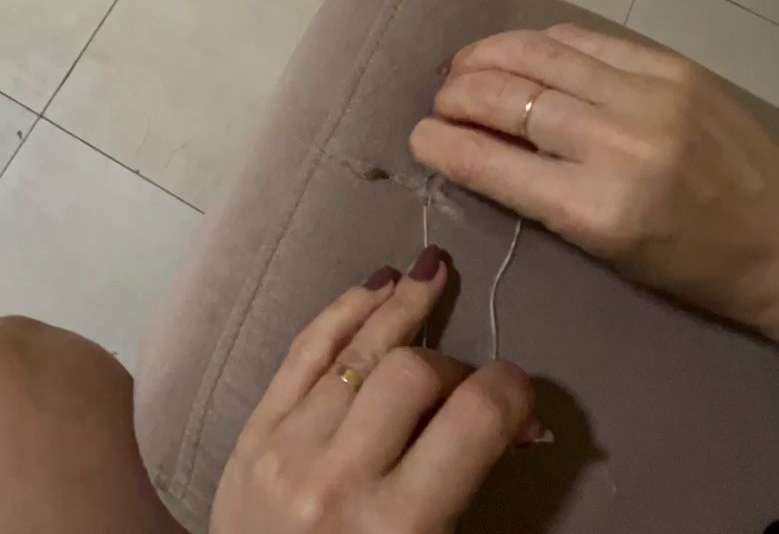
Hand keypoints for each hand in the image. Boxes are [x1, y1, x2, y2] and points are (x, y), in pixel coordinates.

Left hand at [210, 249, 539, 533]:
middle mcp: (340, 476)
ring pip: (356, 349)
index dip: (508, 394)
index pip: (468, 425)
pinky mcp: (255, 427)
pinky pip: (305, 349)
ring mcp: (288, 443)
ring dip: (402, 306)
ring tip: (434, 270)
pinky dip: (345, 310)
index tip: (522, 390)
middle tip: (470, 378)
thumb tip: (514, 421)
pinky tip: (378, 283)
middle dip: (453, 364)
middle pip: (410, 374)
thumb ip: (465, 490)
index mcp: (396, 529)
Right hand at [410, 24, 778, 338]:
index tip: (418, 136)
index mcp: (594, 209)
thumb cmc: (692, 268)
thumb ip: (532, 193)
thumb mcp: (601, 250)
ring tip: (462, 66)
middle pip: (504, 96)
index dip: (437, 141)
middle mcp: (615, 143)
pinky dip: (535, 43)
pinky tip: (518, 52)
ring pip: (534, 54)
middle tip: (441, 101)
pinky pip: (579, 39)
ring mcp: (646, 95)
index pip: (486, 159)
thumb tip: (471, 144)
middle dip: (454, 95)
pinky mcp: (670, 67)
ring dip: (483, 56)